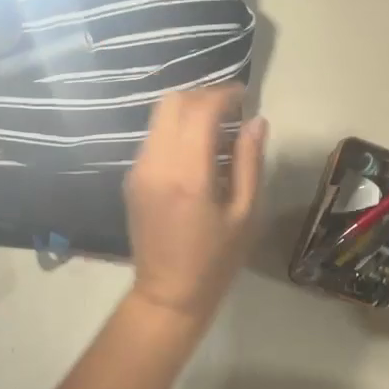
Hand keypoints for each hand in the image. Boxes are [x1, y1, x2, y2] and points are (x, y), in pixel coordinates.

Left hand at [125, 85, 266, 322]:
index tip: (245, 97)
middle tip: (230, 111)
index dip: (225, 95)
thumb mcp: (245, 215)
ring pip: (159, 118)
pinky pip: (153, 140)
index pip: (201, 110)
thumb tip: (256, 121)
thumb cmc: (216, 260)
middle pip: (172, 102)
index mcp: (188, 174)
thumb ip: (250, 163)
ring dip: (188, 114)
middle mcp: (156, 163)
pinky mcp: (132, 180)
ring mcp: (139, 170)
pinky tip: (197, 155)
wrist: (169, 293)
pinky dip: (176, 133)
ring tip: (217, 135)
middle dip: (203, 98)